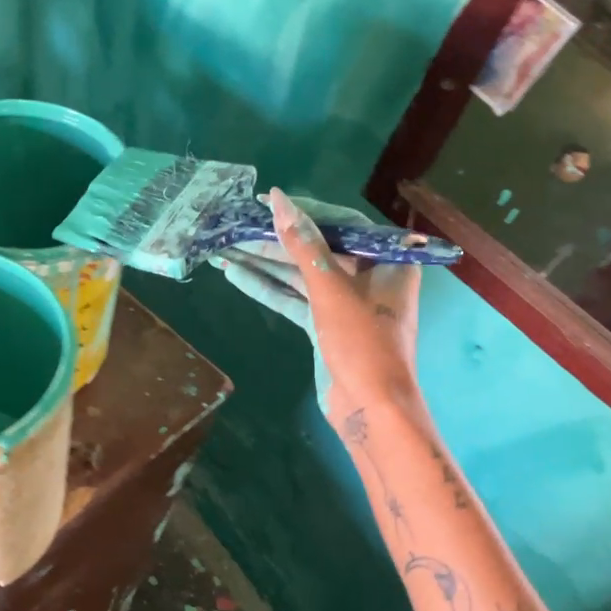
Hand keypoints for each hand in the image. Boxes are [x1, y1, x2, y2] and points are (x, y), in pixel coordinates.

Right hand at [212, 190, 420, 419]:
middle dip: (275, 241)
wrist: (370, 409)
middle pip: (316, 249)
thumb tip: (278, 201)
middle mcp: (368, 276)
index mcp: (386, 260)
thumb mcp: (330, 289)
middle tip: (236, 227)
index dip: (303, 211)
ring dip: (264, 264)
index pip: (341, 223)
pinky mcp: (325, 327)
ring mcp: (345, 304)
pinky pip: (294, 300)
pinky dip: (268, 290)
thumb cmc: (362, 344)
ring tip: (225, 248)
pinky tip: (236, 276)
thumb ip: (303, 244)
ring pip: (300, 276)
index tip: (265, 203)